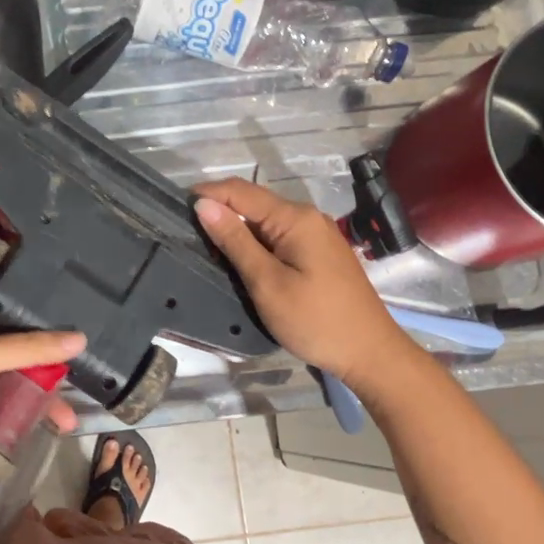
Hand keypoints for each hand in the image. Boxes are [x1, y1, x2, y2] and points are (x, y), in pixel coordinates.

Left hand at [0, 319, 85, 455]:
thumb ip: (25, 349)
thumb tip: (81, 339)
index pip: (22, 333)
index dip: (51, 349)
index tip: (83, 369)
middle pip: (17, 367)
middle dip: (46, 387)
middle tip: (69, 417)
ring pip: (6, 393)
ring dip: (32, 408)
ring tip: (60, 431)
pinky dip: (11, 424)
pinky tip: (29, 438)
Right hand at [192, 177, 418, 393]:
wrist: (368, 351)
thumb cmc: (314, 320)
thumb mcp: (267, 283)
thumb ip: (235, 242)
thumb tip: (204, 205)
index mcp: (295, 219)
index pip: (241, 191)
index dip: (208, 193)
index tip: (175, 205)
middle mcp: (307, 217)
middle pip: (254, 203)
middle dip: (219, 210)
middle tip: (184, 231)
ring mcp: (316, 235)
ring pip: (265, 221)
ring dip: (235, 229)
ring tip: (204, 246)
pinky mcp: (318, 253)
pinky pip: (278, 237)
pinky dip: (254, 242)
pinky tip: (239, 260)